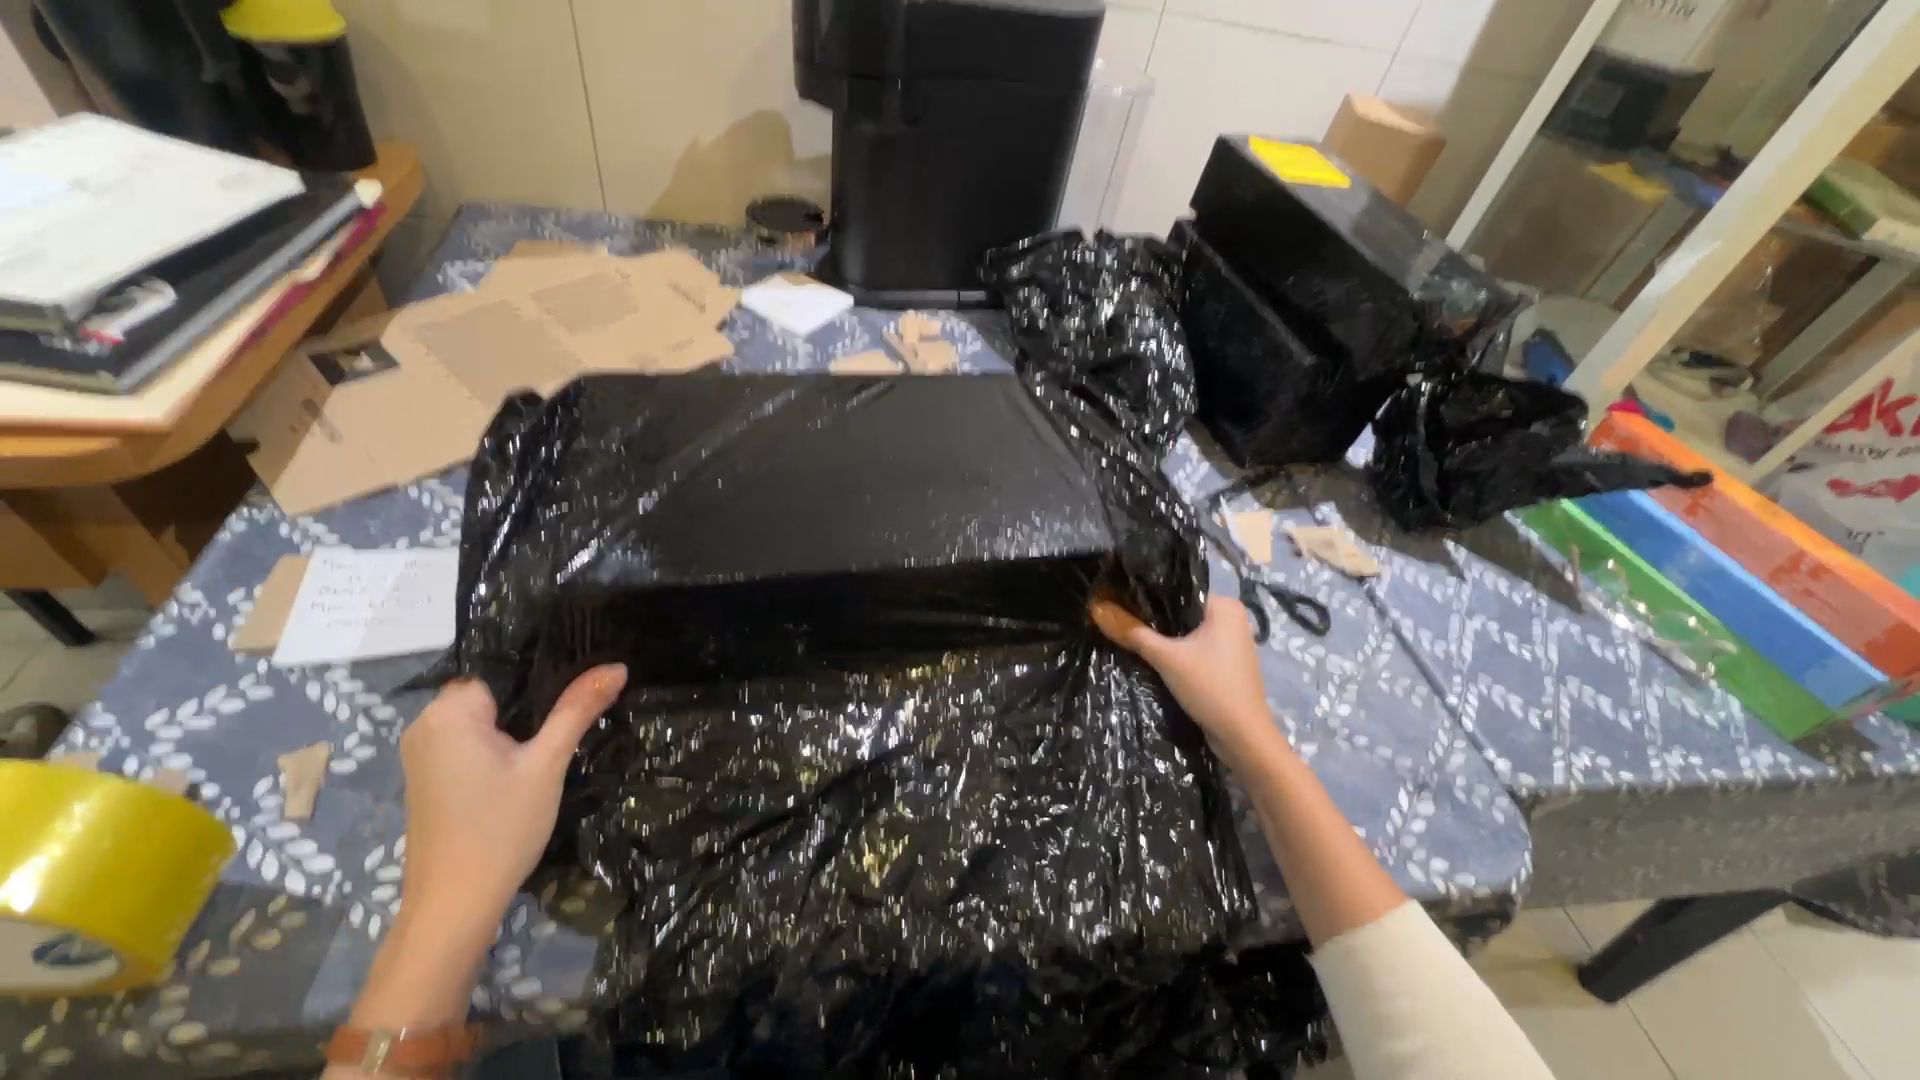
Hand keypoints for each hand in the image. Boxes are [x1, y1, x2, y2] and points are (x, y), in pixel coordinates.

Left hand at [397, 665, 626, 938]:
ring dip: (518, 724)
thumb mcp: (548, 764)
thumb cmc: (501, 828)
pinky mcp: (428, 774)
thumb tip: (617, 665)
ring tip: (556, 739)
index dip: (545, 675)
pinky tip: (526, 763)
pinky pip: (469, 740)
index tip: (580, 689)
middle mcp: (425, 723)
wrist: (454, 905)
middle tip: (577, 715)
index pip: (505, 668)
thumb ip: (578, 708)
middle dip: (534, 701)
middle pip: (494, 691)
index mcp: (448, 711)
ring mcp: (422, 751)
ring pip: (482, 717)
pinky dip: (499, 743)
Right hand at [1090, 595, 1282, 767]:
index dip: (1147, 596)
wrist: (1242, 736)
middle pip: (1182, 612)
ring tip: (1131, 636)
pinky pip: (1196, 647)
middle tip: (1120, 620)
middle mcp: (1233, 618)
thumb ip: (1133, 633)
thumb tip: (1097, 609)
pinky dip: (1178, 651)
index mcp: (1225, 606)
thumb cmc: (1209, 687)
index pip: (1179, 590)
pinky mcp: (1228, 663)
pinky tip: (1154, 656)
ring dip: (1164, 637)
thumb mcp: (1166, 658)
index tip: (1118, 600)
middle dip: (1154, 619)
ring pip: (1188, 631)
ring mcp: (1232, 642)